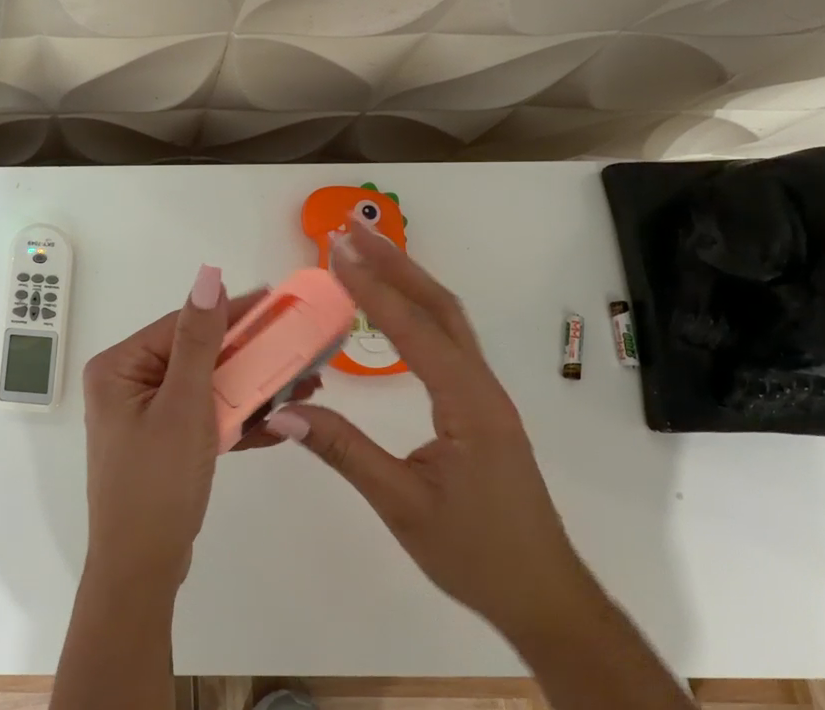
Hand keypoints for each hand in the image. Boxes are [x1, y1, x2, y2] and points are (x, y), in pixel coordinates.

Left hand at [80, 267, 305, 588]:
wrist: (141, 569)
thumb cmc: (156, 482)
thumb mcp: (183, 406)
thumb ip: (199, 341)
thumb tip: (207, 277)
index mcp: (118, 368)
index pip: (182, 325)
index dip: (231, 312)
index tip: (277, 300)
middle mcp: (126, 385)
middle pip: (197, 356)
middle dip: (249, 356)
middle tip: (299, 346)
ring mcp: (145, 416)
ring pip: (206, 387)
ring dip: (251, 388)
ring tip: (302, 384)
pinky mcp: (163, 444)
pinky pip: (204, 417)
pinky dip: (236, 419)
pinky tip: (279, 420)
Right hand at [265, 223, 599, 638]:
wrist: (542, 594)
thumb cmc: (475, 552)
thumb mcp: (401, 504)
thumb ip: (343, 452)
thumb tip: (282, 413)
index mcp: (468, 403)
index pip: (413, 330)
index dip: (371, 287)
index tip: (335, 251)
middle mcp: (482, 387)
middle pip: (440, 307)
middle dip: (395, 263)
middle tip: (351, 229)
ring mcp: (485, 397)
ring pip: (447, 322)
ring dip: (408, 281)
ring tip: (368, 251)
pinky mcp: (481, 410)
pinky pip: (448, 344)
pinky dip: (417, 312)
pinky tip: (394, 312)